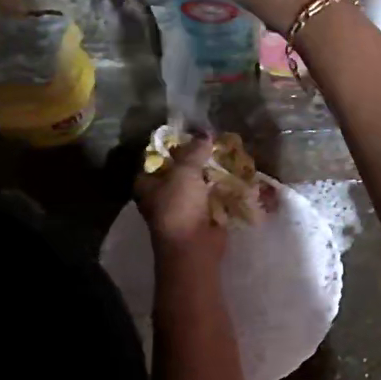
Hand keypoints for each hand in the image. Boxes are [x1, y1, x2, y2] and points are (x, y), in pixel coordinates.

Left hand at [136, 136, 226, 265]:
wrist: (193, 246)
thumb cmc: (179, 206)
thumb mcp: (185, 172)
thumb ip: (194, 151)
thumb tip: (206, 133)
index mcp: (146, 184)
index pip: (155, 158)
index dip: (171, 145)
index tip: (189, 133)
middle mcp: (161, 195)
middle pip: (178, 170)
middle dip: (195, 158)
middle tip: (212, 142)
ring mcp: (182, 207)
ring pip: (196, 184)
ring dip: (209, 173)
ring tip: (226, 154)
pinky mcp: (201, 217)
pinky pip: (211, 197)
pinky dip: (220, 189)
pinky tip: (233, 175)